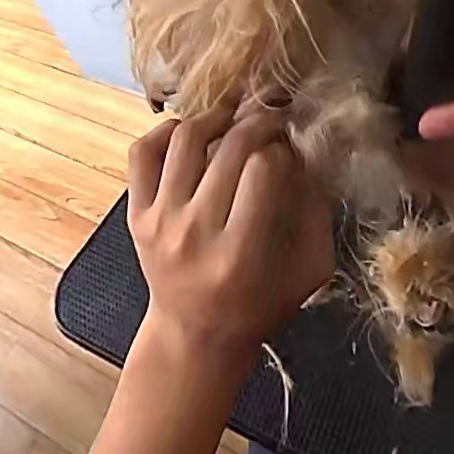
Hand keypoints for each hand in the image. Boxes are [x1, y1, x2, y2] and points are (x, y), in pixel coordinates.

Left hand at [126, 111, 332, 360]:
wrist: (193, 337)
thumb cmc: (261, 303)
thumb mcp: (309, 267)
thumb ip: (317, 210)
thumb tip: (309, 151)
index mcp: (239, 253)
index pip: (264, 169)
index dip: (284, 149)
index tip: (291, 152)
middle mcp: (194, 233)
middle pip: (230, 146)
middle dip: (261, 121)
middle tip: (274, 119)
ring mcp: (158, 221)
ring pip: (186, 138)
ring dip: (218, 115)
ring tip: (236, 116)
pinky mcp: (136, 215)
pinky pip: (143, 153)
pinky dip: (167, 130)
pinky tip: (192, 132)